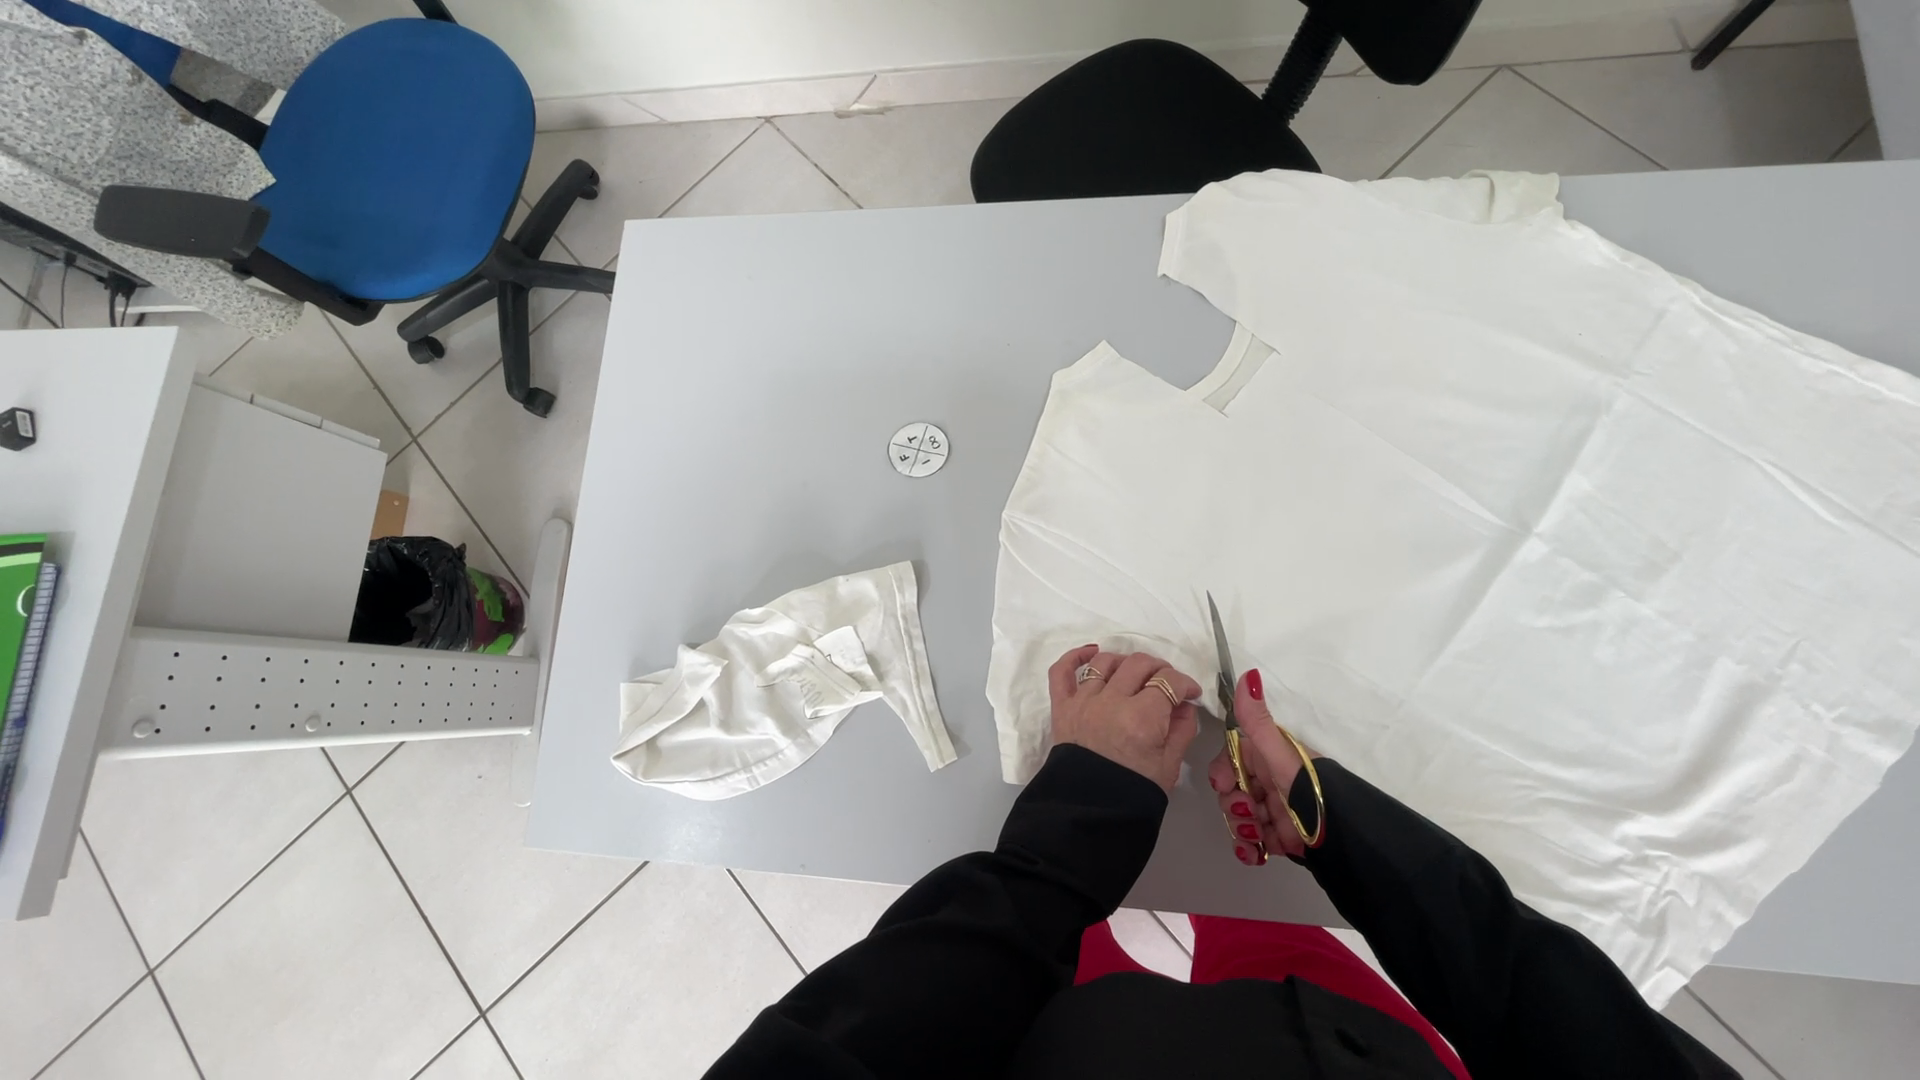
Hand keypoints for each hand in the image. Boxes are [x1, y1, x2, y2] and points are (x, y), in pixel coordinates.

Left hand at [1048, 645, 1201, 792]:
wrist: (1090, 813)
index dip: (1185, 683)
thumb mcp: (1169, 765)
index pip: (1169, 681)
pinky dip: (1076, 656)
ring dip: (1124, 662)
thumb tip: (1184, 703)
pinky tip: (1092, 653)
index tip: (1190, 694)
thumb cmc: (1133, 793)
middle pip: (1139, 664)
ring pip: (1105, 662)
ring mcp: (1083, 701)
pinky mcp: (1061, 707)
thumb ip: (1182, 729)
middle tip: (1166, 684)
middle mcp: (1111, 702)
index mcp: (1141, 718)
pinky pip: (1062, 670)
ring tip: (1134, 675)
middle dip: (1160, 669)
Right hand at [1208, 668, 1318, 863]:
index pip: (1231, 761)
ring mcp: (1274, 811)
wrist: (1343, 840)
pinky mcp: (1280, 838)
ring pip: (1239, 818)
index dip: (1222, 774)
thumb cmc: (1308, 792)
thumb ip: (1257, 720)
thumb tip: (1248, 673)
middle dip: (1233, 806)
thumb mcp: (1280, 755)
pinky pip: (1253, 843)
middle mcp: (1270, 782)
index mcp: (1269, 758)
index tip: (1225, 786)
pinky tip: (1256, 854)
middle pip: (1232, 792)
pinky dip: (1249, 849)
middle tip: (1249, 815)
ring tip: (1257, 838)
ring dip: (1240, 829)